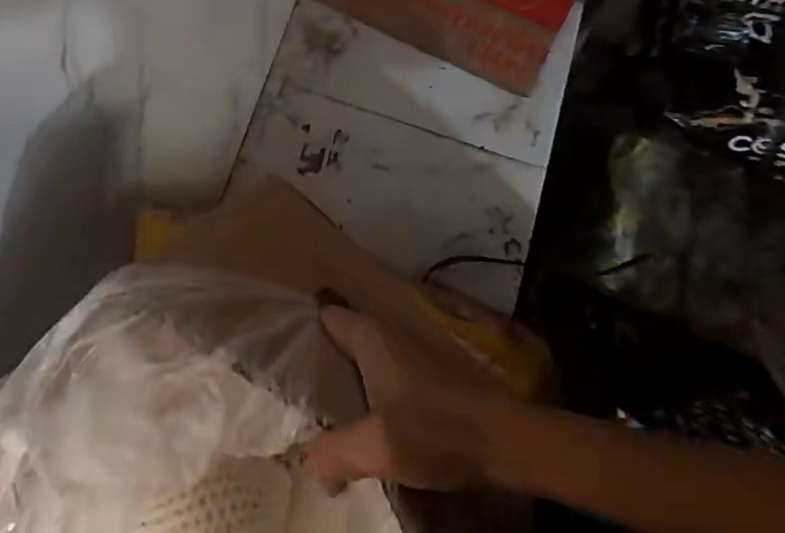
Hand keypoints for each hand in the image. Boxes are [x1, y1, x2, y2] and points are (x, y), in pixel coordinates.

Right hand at [304, 306, 505, 493]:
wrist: (501, 437)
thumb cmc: (435, 428)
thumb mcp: (377, 446)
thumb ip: (335, 453)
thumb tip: (313, 467)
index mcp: (371, 337)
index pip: (328, 318)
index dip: (304, 329)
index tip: (283, 353)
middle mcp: (390, 332)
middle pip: (346, 337)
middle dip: (324, 359)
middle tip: (299, 391)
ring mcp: (413, 349)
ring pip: (368, 356)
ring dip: (350, 377)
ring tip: (328, 410)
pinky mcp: (430, 371)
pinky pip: (388, 373)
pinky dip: (374, 388)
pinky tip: (370, 418)